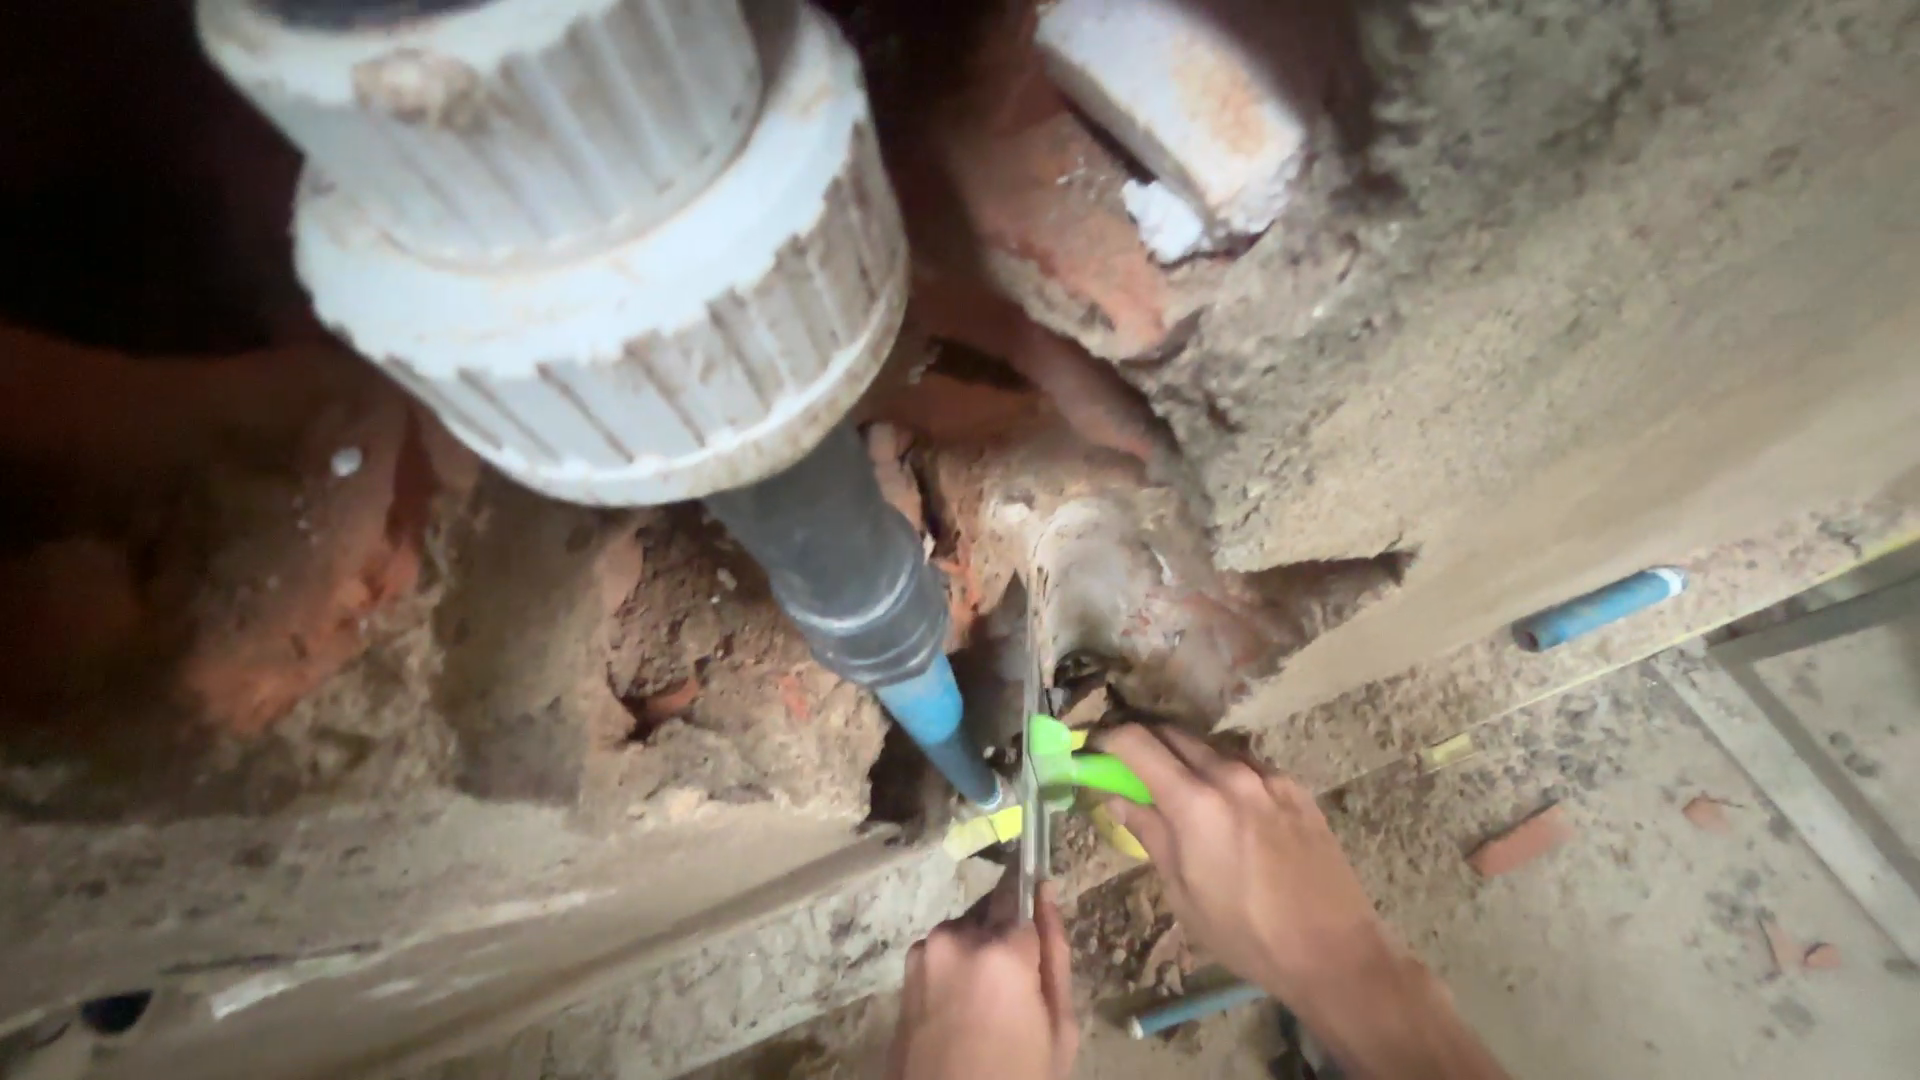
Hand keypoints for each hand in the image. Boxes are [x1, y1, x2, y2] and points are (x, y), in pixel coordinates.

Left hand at [886, 871, 1077, 1079]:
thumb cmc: (1018, 1078)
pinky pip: (941, 951)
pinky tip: (959, 1009)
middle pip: (994, 915)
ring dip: (978, 952)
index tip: (1036, 951)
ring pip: (966, 931)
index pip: (1026, 902)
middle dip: (1005, 940)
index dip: (1033, 928)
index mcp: (1002, 953)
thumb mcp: (1058, 1028)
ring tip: (984, 1006)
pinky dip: (953, 968)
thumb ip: (1055, 953)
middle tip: (1014, 993)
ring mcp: (925, 951)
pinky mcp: (905, 969)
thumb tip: (1045, 892)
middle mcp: (958, 938)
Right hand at [1098, 724, 1401, 1000]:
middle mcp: (1230, 775)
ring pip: (1209, 747)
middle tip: (1126, 764)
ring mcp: (1267, 777)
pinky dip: (1222, 771)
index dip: (1108, 739)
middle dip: (1142, 741)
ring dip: (1183, 756)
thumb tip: (1114, 798)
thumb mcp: (1183, 892)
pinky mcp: (1294, 787)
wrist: (1335, 953)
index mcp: (1195, 803)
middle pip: (1172, 734)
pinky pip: (1245, 764)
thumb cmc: (1246, 933)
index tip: (1094, 749)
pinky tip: (1226, 803)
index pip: (1137, 743)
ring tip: (1177, 786)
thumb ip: (1148, 833)